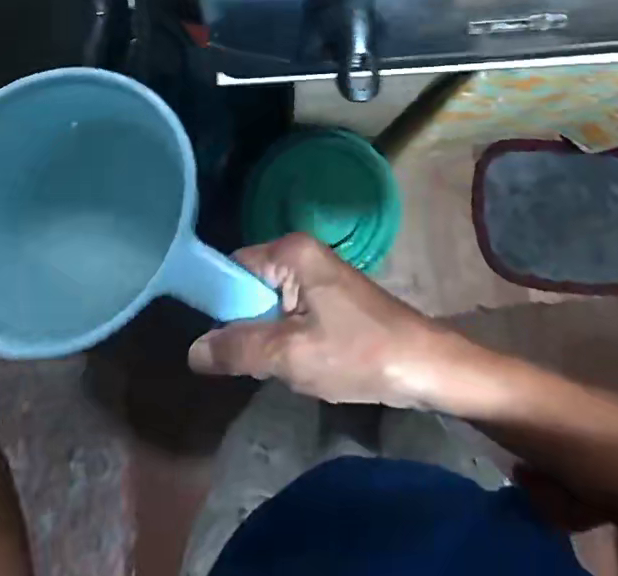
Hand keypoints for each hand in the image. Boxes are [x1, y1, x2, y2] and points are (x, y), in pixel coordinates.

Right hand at [186, 233, 481, 409]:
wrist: (425, 364)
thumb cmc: (358, 353)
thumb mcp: (290, 356)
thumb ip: (238, 349)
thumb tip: (193, 349)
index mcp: (290, 252)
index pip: (231, 268)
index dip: (218, 305)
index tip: (217, 343)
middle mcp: (302, 253)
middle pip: (249, 287)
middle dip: (247, 326)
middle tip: (256, 361)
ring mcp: (319, 274)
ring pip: (270, 306)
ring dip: (269, 338)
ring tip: (283, 366)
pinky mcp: (331, 296)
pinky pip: (291, 313)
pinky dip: (289, 339)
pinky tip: (304, 363)